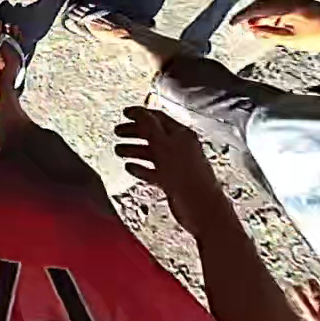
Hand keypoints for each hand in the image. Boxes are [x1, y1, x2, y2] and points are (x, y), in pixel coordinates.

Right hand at [114, 106, 226, 234]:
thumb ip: (149, 126)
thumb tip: (138, 111)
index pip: (157, 118)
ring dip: (133, 150)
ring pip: (151, 153)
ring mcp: (177, 165)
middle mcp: (180, 148)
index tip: (125, 113)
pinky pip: (153, 171)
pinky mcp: (173, 182)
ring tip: (118, 151)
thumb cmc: (186, 175)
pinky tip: (130, 168)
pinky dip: (140, 168)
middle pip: (153, 134)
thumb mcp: (163, 144)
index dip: (139, 114)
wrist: (201, 209)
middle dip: (133, 132)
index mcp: (181, 135)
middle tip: (118, 131)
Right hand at [229, 0, 319, 52]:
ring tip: (253, 28)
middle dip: (248, 15)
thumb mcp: (295, 40)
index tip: (231, 24)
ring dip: (259, 15)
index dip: (241, 17)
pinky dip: (270, 13)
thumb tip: (252, 29)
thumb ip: (271, 34)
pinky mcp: (302, 1)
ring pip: (269, 4)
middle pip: (260, 4)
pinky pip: (278, 5)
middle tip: (239, 26)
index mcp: (286, 7)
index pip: (256, 10)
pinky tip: (270, 24)